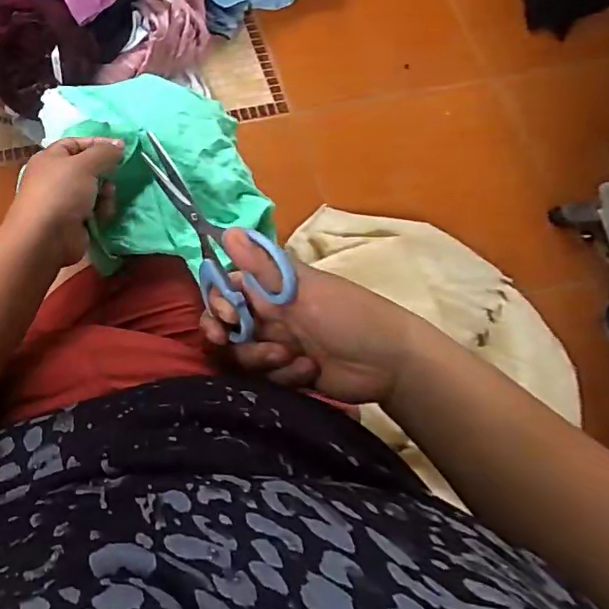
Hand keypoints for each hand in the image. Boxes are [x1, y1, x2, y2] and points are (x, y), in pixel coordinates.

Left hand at [5, 137, 124, 268]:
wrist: (46, 238)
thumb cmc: (61, 192)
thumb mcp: (84, 164)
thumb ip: (104, 152)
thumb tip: (120, 144)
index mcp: (50, 158)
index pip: (76, 143)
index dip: (98, 143)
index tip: (121, 148)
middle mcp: (55, 177)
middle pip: (88, 167)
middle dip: (104, 172)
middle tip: (115, 176)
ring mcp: (64, 200)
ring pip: (94, 189)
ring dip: (105, 193)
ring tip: (107, 200)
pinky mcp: (74, 221)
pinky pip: (94, 209)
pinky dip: (101, 211)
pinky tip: (103, 216)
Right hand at [200, 227, 425, 405]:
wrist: (390, 363)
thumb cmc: (349, 315)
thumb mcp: (302, 290)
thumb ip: (261, 266)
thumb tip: (227, 230)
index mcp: (271, 288)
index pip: (225, 290)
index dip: (218, 304)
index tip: (229, 317)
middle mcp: (268, 315)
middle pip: (226, 327)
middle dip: (229, 338)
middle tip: (231, 343)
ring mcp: (276, 345)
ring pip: (242, 355)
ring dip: (260, 358)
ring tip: (290, 357)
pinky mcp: (285, 373)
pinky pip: (264, 378)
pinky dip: (284, 376)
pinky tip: (309, 370)